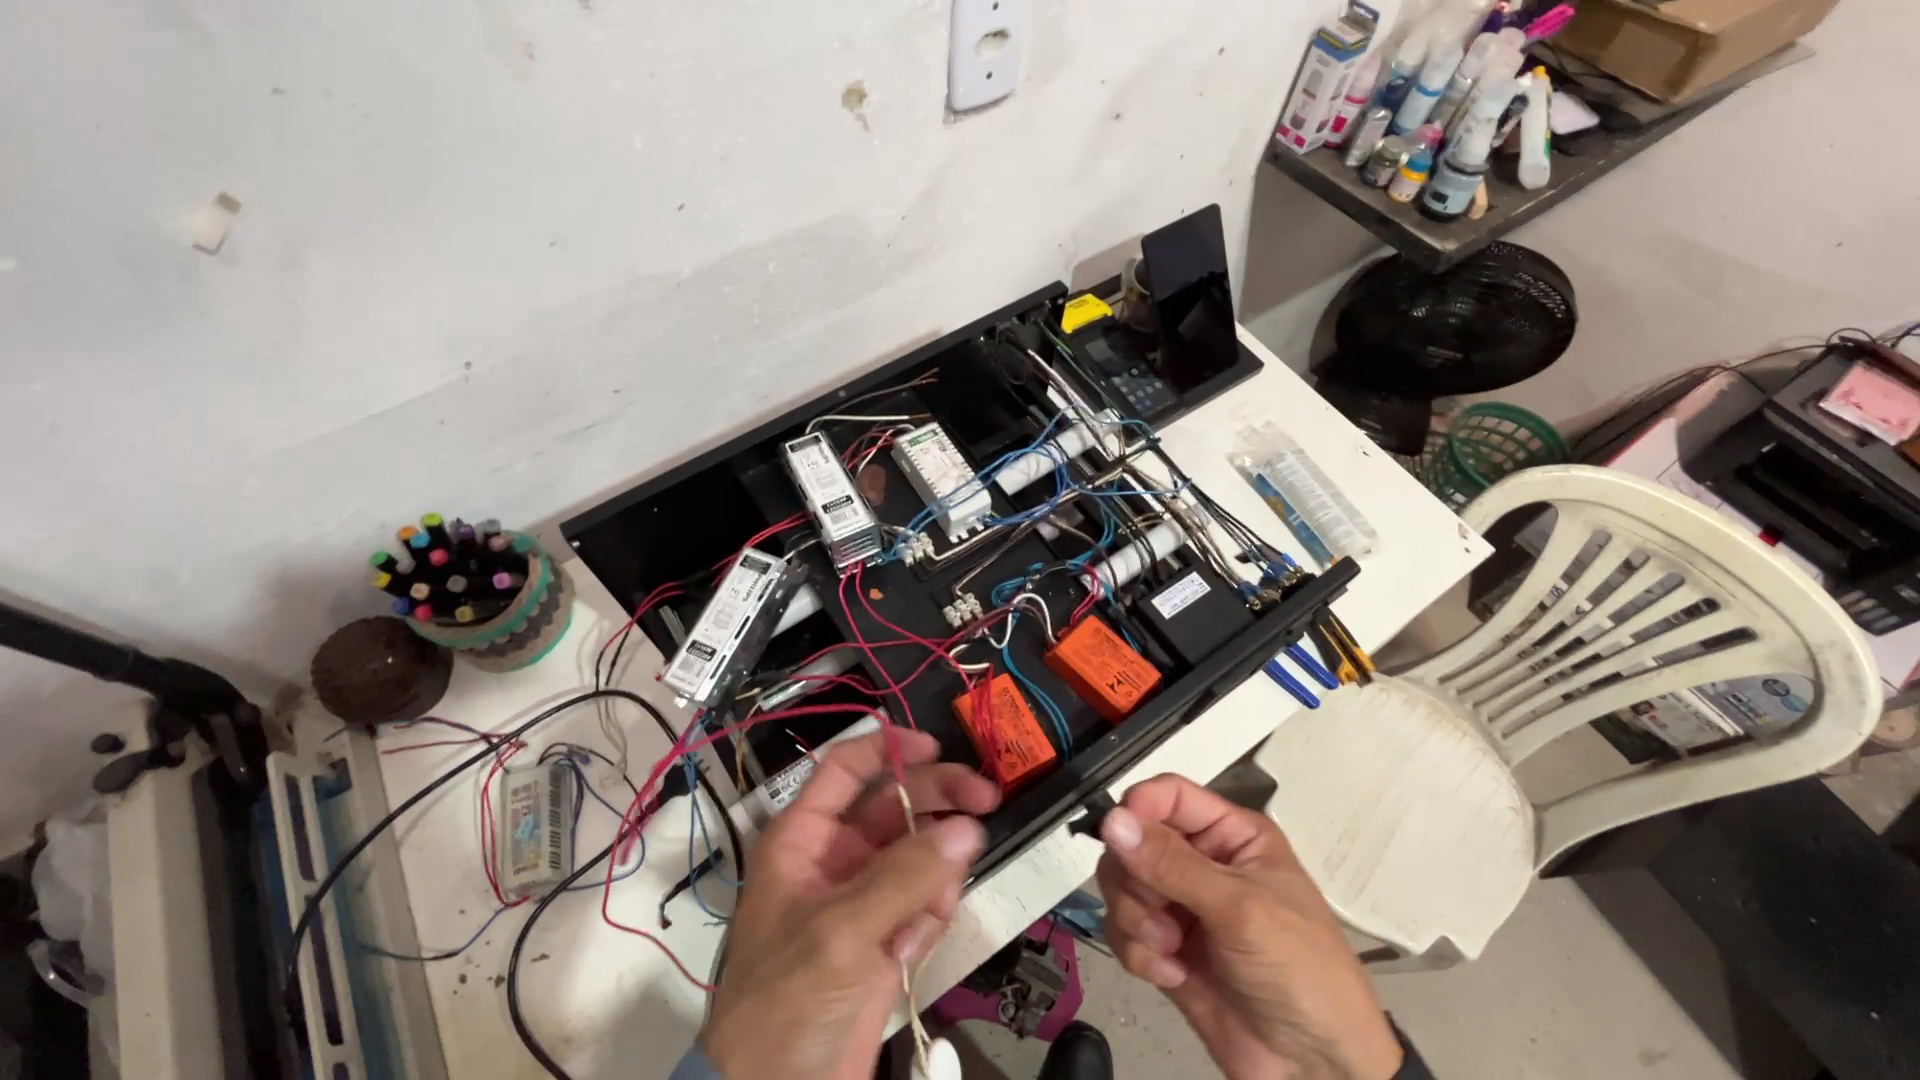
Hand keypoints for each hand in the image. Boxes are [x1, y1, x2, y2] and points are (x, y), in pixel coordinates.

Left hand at [702, 729, 998, 1079]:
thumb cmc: (787, 1001)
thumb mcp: (840, 931)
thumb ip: (905, 877)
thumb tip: (967, 830)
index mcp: (803, 839)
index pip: (845, 771)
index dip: (887, 750)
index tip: (938, 747)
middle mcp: (833, 858)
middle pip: (894, 806)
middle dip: (938, 800)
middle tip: (988, 800)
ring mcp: (862, 898)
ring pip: (917, 853)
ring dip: (937, 868)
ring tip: (939, 902)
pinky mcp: (886, 937)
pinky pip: (924, 899)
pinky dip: (933, 911)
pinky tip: (920, 940)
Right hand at [1097, 775, 1402, 1079]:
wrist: (1314, 1065)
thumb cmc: (1300, 969)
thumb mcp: (1240, 909)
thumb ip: (1172, 864)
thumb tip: (1113, 820)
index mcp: (1231, 835)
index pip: (1169, 795)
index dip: (1139, 807)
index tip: (1118, 835)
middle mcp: (1201, 861)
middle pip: (1133, 840)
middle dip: (1135, 879)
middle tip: (1161, 911)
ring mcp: (1180, 905)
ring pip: (1120, 885)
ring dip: (1135, 919)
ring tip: (1170, 949)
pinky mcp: (1164, 947)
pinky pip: (1121, 930)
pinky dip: (1137, 952)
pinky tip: (1171, 974)